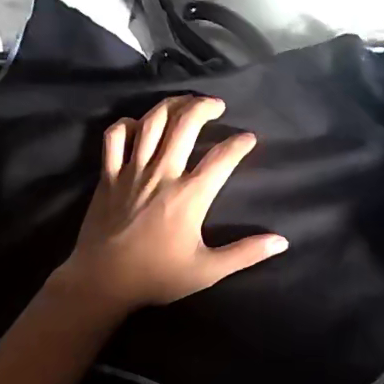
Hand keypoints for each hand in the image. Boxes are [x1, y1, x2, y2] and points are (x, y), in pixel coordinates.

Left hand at [53, 95, 287, 312]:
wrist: (102, 281)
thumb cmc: (157, 277)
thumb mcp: (208, 271)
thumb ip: (245, 253)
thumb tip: (281, 242)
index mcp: (190, 196)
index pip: (222, 159)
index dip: (239, 144)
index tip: (249, 138)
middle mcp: (162, 174)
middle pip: (184, 125)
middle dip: (204, 108)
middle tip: (217, 105)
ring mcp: (131, 171)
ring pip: (151, 122)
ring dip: (171, 105)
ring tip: (185, 102)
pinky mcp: (107, 176)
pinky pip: (115, 137)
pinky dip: (128, 124)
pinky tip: (138, 124)